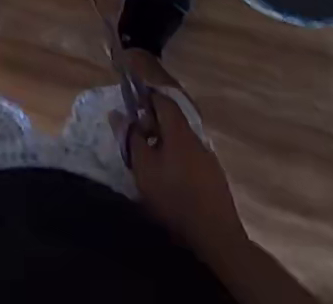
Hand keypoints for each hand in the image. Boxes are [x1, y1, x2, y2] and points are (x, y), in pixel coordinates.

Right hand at [116, 92, 246, 253]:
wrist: (214, 234)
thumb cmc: (173, 197)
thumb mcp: (143, 168)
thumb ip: (131, 138)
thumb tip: (118, 113)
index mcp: (178, 130)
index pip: (163, 100)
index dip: (147, 97)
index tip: (132, 103)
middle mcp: (195, 137)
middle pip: (174, 119)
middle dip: (155, 121)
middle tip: (137, 132)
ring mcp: (207, 156)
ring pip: (182, 138)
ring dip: (165, 140)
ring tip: (150, 155)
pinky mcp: (213, 175)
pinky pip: (190, 155)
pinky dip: (177, 156)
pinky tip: (170, 174)